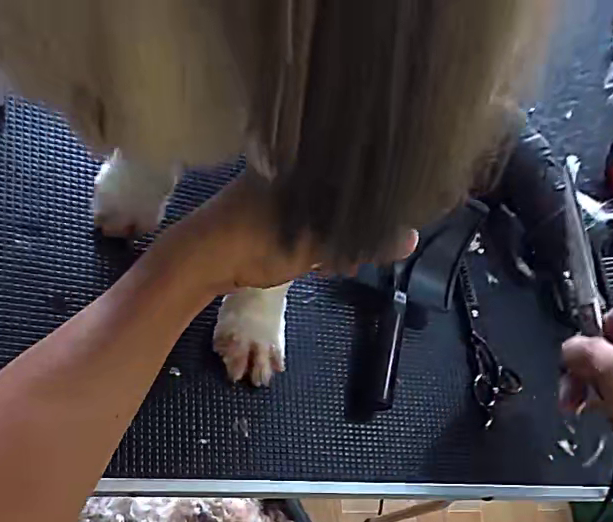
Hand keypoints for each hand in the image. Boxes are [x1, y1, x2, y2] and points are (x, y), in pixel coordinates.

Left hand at [163, 175, 415, 292]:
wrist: (201, 258)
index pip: (358, 178)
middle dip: (353, 234)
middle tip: (349, 262)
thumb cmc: (257, 242)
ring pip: (326, 214)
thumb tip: (411, 238)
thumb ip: (363, 241)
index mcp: (304, 162)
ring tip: (332, 268)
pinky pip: (308, 222)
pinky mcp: (272, 210)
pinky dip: (318, 243)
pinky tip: (317, 265)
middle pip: (343, 198)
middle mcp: (294, 167)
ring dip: (336, 243)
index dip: (374, 212)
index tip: (377, 242)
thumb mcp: (315, 246)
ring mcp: (281, 189)